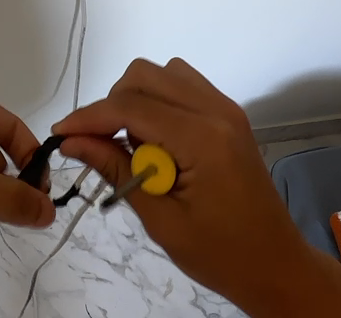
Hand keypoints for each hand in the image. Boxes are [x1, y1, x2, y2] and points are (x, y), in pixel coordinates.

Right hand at [54, 59, 340, 316]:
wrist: (278, 267)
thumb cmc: (222, 255)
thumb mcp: (162, 221)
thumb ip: (116, 171)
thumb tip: (72, 141)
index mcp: (202, 139)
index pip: (131, 107)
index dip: (90, 117)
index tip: (61, 133)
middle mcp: (215, 110)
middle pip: (144, 76)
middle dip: (113, 104)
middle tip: (101, 144)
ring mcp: (225, 107)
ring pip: (162, 72)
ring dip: (136, 97)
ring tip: (132, 142)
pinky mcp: (227, 113)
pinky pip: (181, 83)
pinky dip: (158, 99)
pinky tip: (155, 136)